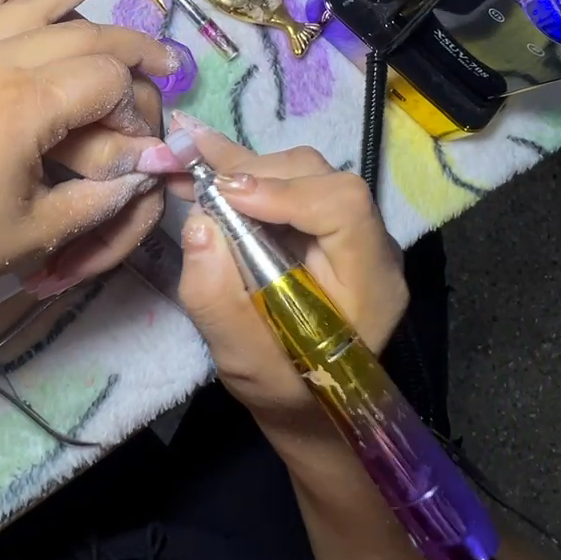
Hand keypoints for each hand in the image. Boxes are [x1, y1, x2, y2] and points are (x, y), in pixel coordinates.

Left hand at [0, 0, 181, 303]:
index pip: (104, 76)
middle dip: (128, 43)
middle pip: (78, 33)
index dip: (134, 100)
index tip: (143, 134)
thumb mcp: (34, 232)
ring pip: (28, 3)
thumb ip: (102, 196)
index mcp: (21, 105)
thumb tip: (153, 166)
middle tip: (164, 60)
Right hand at [171, 125, 408, 437]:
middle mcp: (368, 243)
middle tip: (197, 181)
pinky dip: (240, 169)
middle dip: (254, 173)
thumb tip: (199, 225)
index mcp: (370, 281)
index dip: (285, 191)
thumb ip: (219, 302)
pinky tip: (201, 155)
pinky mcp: (318, 220)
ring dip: (242, 167)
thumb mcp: (246, 363)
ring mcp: (346, 227)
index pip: (343, 206)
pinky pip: (284, 180)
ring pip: (300, 170)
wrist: (308, 404)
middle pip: (320, 178)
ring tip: (190, 164)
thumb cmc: (287, 391)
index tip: (228, 197)